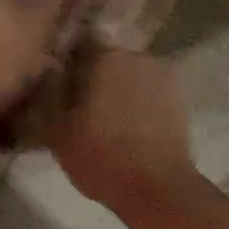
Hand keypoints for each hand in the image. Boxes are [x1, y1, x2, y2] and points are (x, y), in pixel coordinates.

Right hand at [47, 51, 199, 212]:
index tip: (58, 81)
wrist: (157, 185)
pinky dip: (138, 101)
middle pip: (107, 59)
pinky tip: (130, 124)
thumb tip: (50, 72)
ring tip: (106, 118)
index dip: (67, 61)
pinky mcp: (179, 96)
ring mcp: (163, 74)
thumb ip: (49, 94)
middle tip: (79, 104)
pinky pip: (148, 90)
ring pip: (129, 74)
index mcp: (105, 57)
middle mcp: (137, 56)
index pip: (79, 44)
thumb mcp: (56, 130)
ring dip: (118, 88)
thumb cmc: (101, 155)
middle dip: (93, 76)